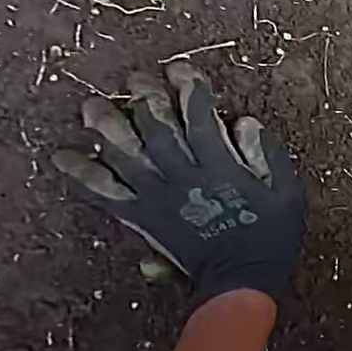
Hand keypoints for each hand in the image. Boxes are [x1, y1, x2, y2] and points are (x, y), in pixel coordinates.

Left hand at [53, 63, 305, 307]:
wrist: (239, 281)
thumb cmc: (269, 234)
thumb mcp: (286, 191)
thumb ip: (266, 154)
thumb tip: (244, 121)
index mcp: (221, 166)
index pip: (201, 117)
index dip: (189, 89)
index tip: (180, 69)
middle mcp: (185, 175)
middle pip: (158, 129)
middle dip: (145, 99)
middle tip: (134, 78)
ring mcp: (159, 196)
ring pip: (126, 155)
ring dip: (107, 129)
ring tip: (91, 107)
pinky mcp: (142, 217)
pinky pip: (105, 195)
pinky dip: (83, 176)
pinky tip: (64, 158)